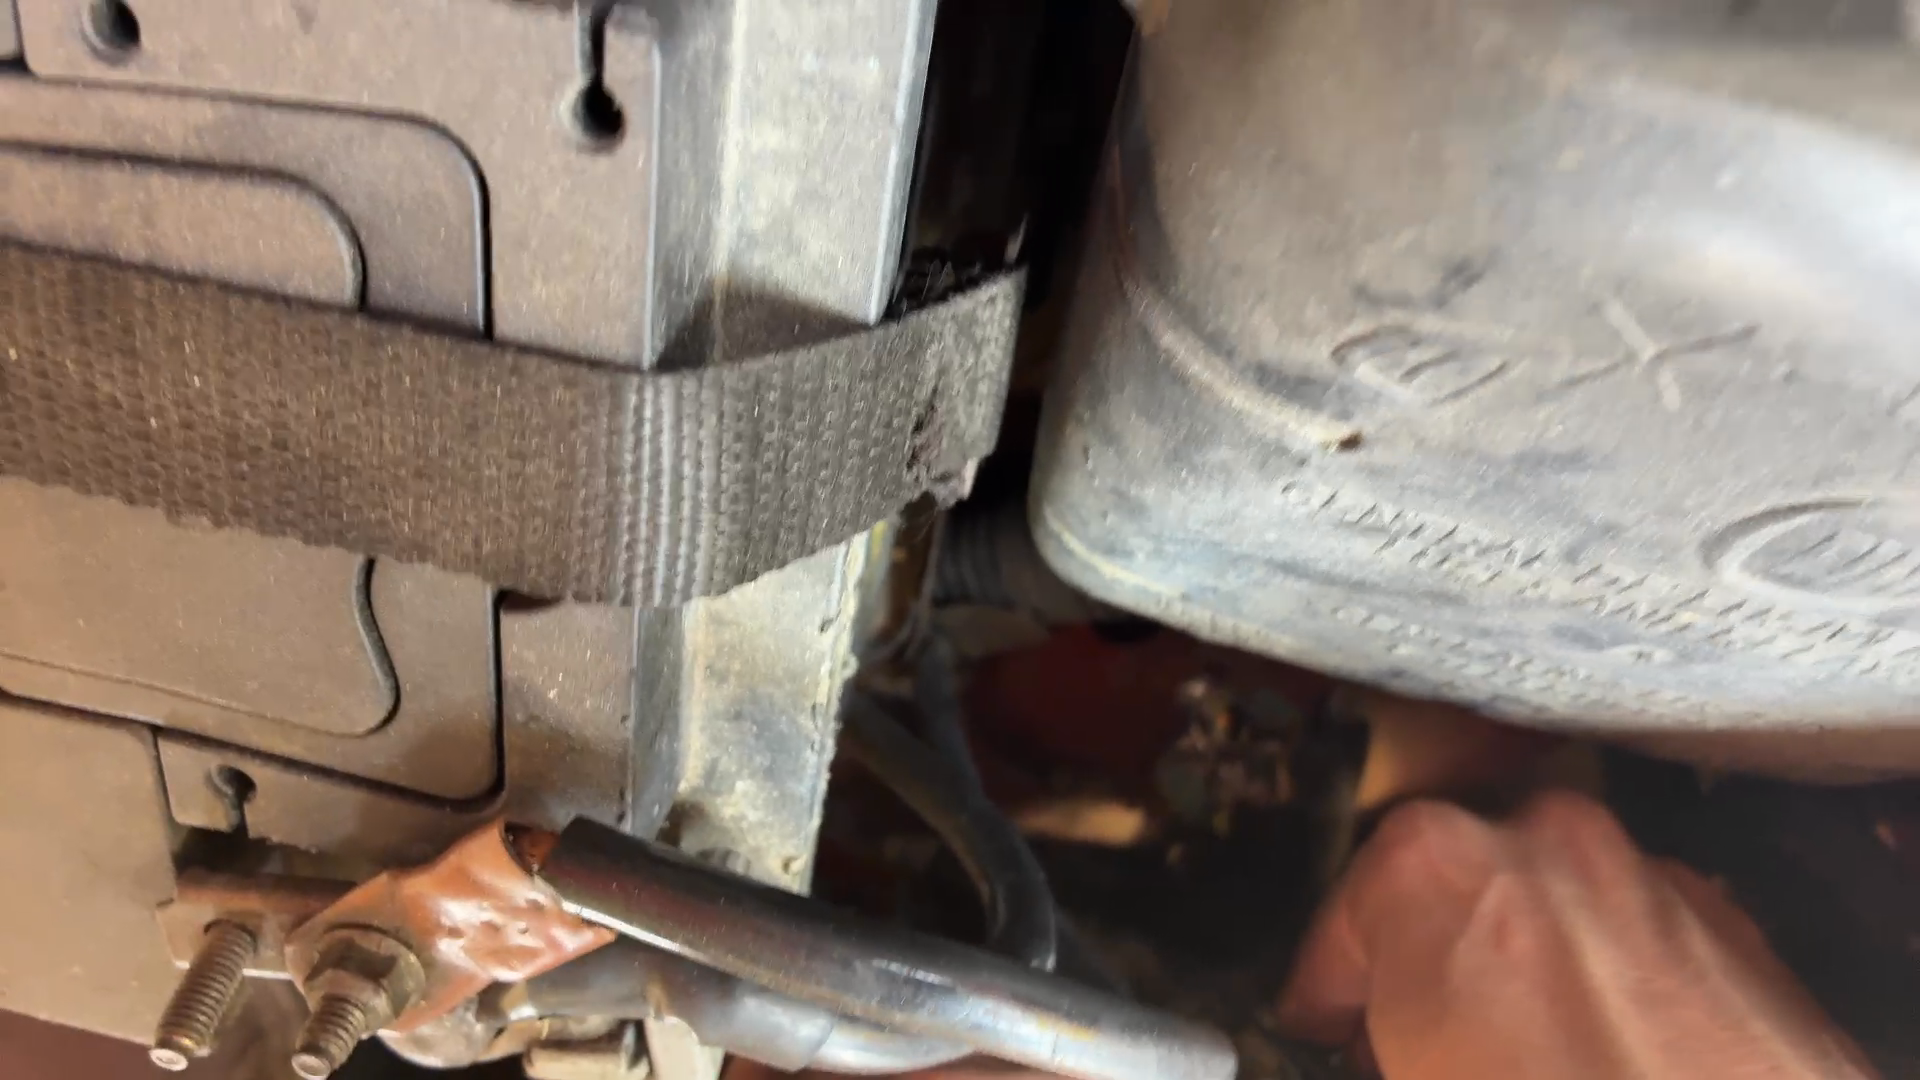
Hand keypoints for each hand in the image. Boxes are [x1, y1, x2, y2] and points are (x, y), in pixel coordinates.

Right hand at [1279, 792, 1877, 1078]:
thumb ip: (1369, 1027)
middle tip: (1423, 1031)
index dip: (1327, 991)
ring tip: (1517, 1036)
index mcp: (1426, 856)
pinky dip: (1596, 964)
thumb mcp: (1408, 1064)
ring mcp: (1636, 866)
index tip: (1327, 1027)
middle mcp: (1528, 828)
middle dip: (1419, 953)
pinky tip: (1607, 1039)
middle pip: (1437, 890)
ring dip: (1511, 950)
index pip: (1341, 926)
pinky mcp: (1729, 921)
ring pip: (1533, 895)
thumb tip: (1373, 1030)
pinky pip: (1622, 924)